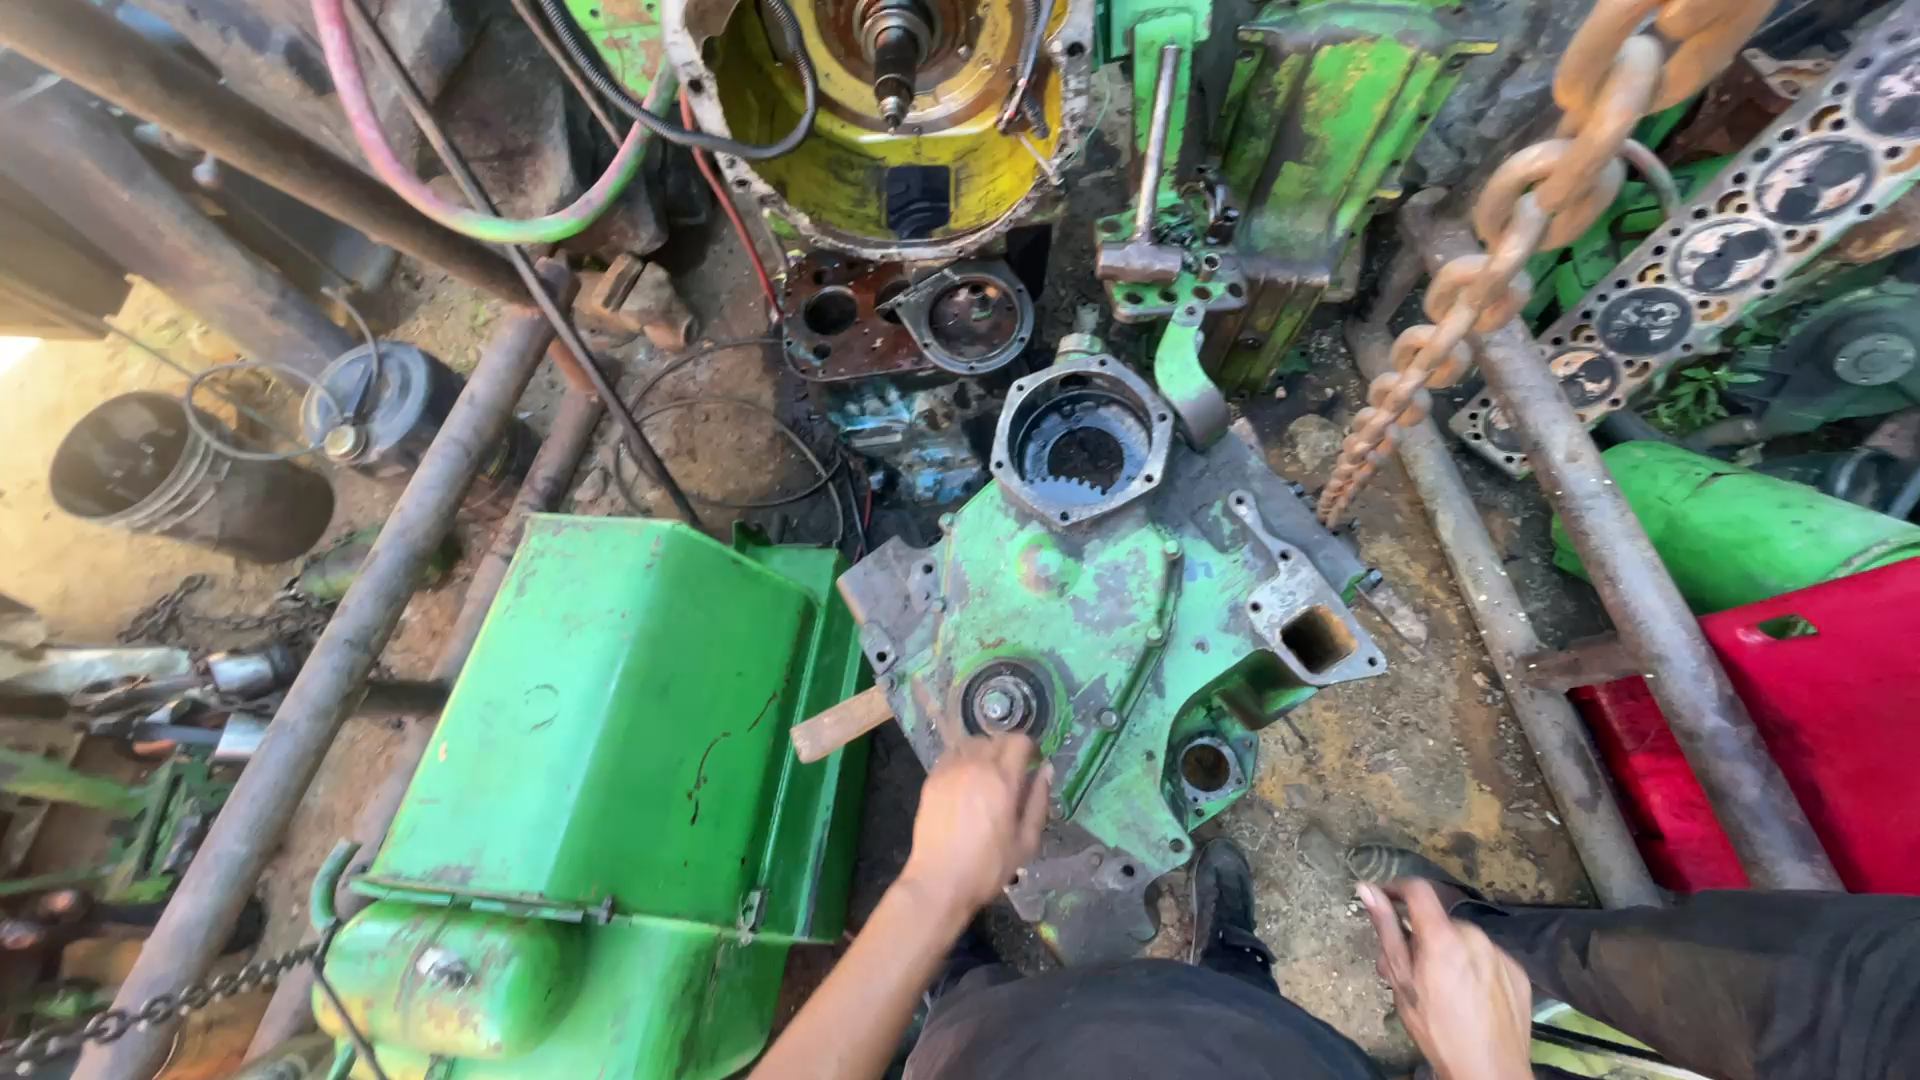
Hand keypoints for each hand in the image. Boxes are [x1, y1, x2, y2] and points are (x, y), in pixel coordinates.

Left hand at [899, 735, 1051, 920]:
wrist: (940, 881)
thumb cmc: (988, 866)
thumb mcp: (1026, 841)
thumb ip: (1039, 801)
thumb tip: (1046, 770)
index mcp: (1002, 780)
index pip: (1019, 741)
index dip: (1030, 748)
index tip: (1033, 762)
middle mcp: (976, 766)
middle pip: (996, 739)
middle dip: (1009, 749)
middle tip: (1013, 771)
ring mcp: (950, 769)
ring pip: (973, 742)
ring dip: (985, 750)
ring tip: (988, 773)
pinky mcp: (932, 778)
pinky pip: (952, 754)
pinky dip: (963, 758)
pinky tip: (965, 779)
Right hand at [1358, 879, 1532, 1079]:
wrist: (1490, 1075)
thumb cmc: (1435, 1028)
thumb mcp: (1400, 978)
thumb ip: (1386, 929)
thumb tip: (1366, 888)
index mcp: (1443, 936)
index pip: (1418, 889)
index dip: (1396, 888)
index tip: (1383, 901)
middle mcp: (1475, 936)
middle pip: (1438, 921)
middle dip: (1420, 935)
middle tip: (1408, 967)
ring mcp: (1501, 954)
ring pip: (1462, 939)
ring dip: (1447, 950)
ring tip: (1441, 986)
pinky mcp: (1519, 973)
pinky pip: (1487, 956)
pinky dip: (1473, 965)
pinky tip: (1469, 995)